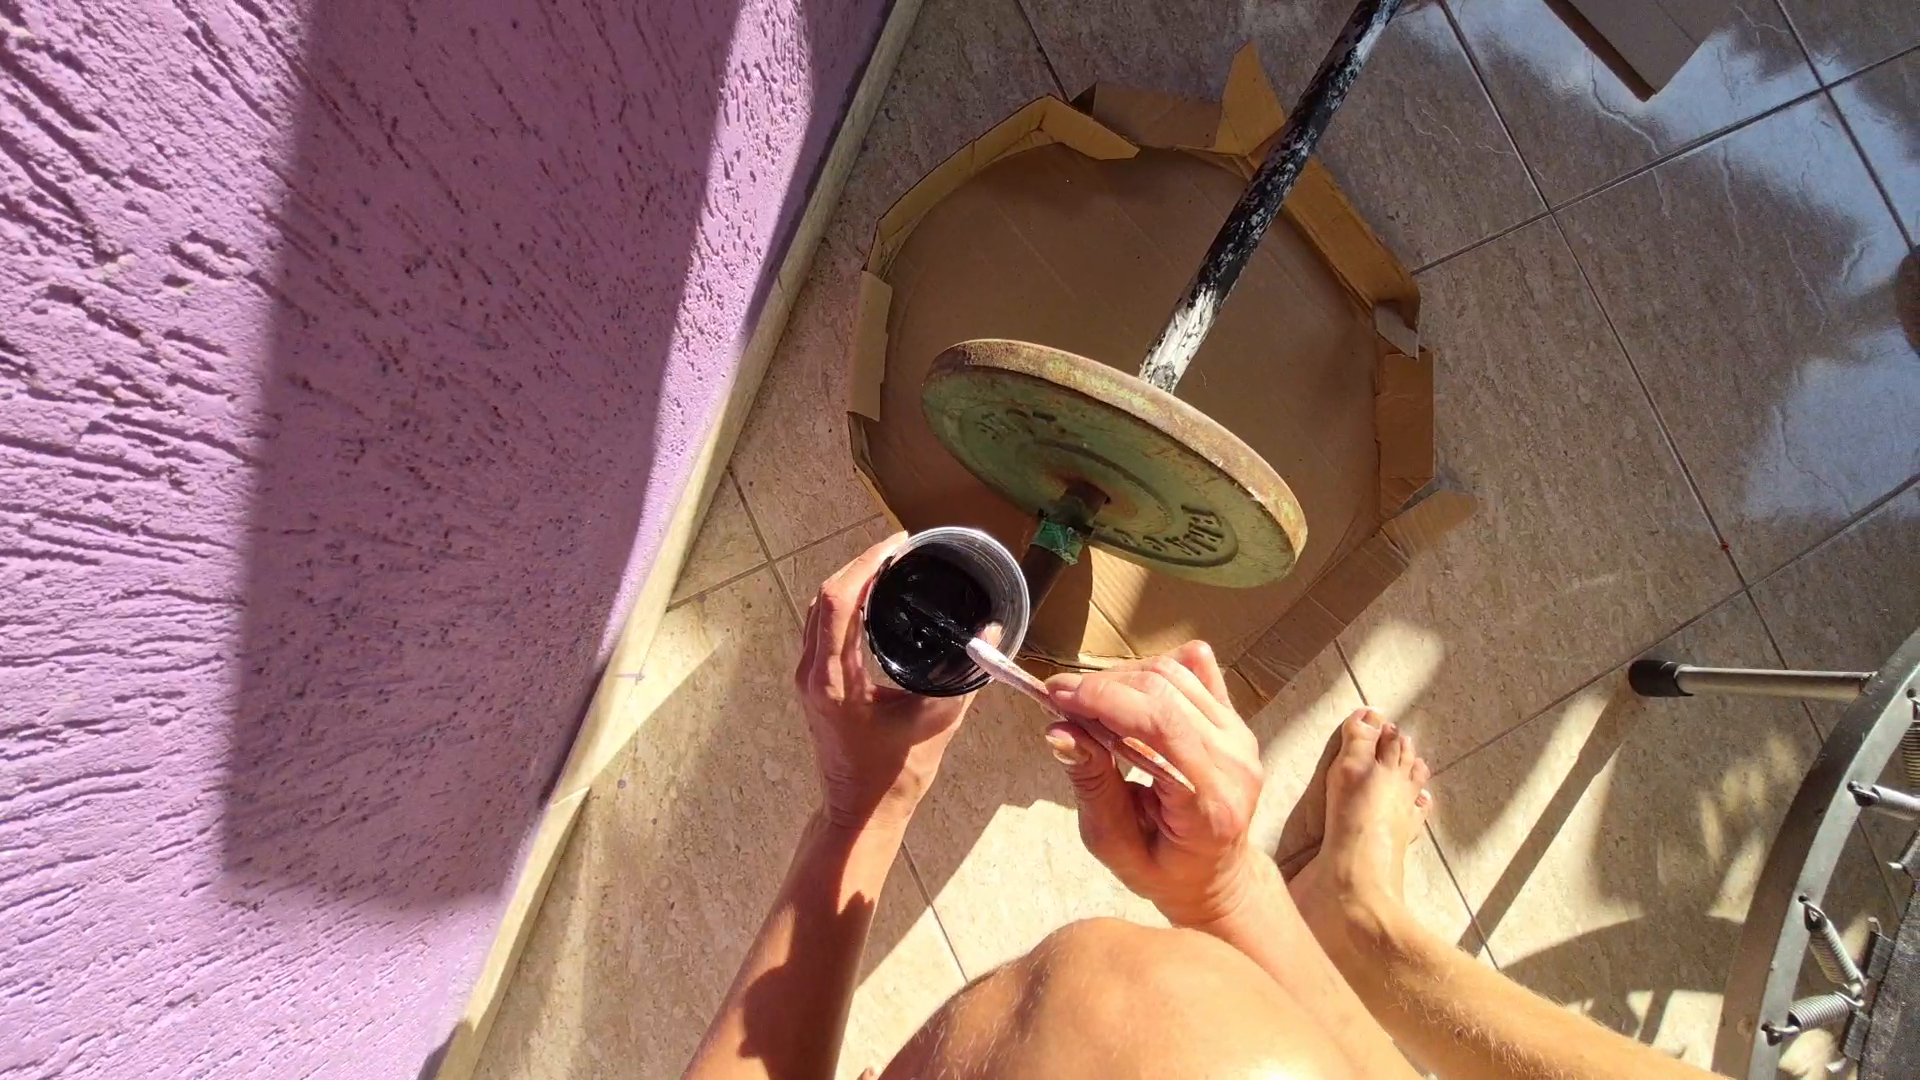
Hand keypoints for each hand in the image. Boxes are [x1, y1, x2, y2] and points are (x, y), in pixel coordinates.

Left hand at [795, 532, 977, 832]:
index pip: (840, 602)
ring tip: (890, 565)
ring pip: (819, 609)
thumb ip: (965, 677)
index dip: (867, 565)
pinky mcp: (813, 681)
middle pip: (825, 597)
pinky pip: (822, 625)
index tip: (899, 546)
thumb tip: (992, 636)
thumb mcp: (936, 723)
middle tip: (900, 549)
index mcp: (835, 680)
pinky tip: (874, 596)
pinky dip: (846, 602)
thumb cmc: (894, 777)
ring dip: (851, 580)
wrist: (860, 813)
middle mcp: (812, 672)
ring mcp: (807, 676)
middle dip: (862, 564)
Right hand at [1043, 642, 1264, 926]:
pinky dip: (1151, 669)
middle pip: (1163, 690)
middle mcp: (1234, 760)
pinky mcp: (1234, 718)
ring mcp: (1240, 735)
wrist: (1214, 874)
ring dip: (1119, 677)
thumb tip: (1059, 731)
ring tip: (1088, 700)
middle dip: (1101, 686)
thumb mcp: (1114, 843)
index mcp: (1209, 803)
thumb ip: (1091, 784)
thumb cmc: (1162, 868)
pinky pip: (1193, 669)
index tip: (1055, 697)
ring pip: (1173, 672)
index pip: (1159, 724)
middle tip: (1059, 699)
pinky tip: (1128, 691)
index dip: (1104, 699)